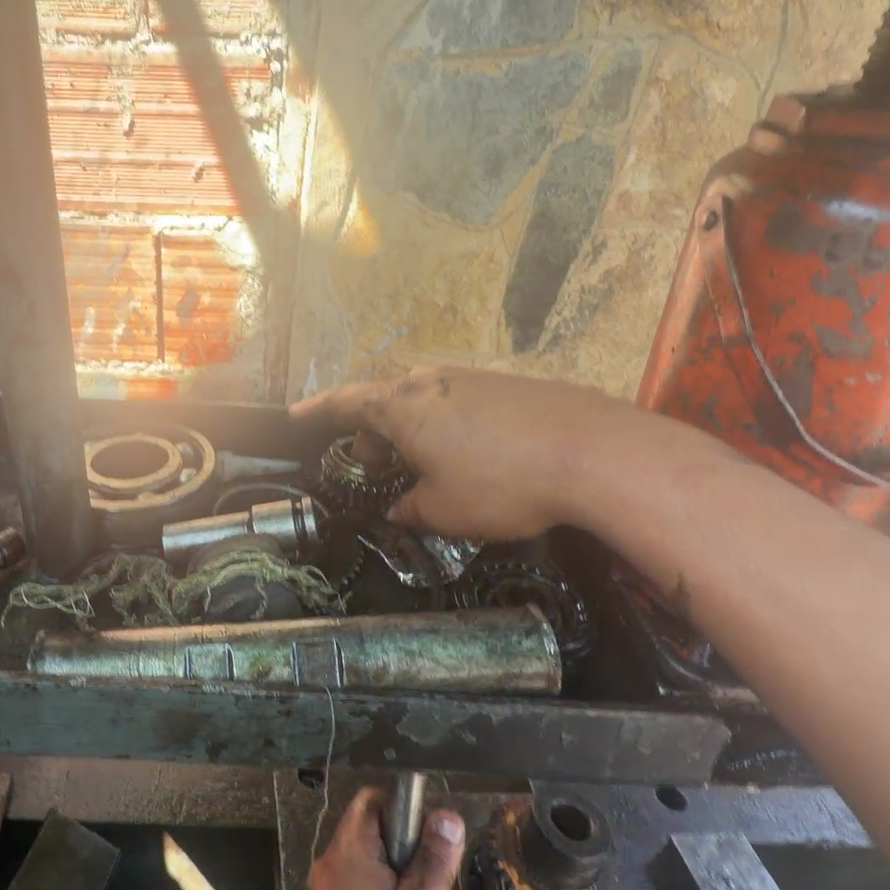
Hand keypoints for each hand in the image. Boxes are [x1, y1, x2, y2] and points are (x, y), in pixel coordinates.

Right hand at [291, 366, 633, 540]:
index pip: (347, 402)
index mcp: (404, 406)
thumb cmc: (502, 482)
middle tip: (374, 463)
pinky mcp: (513, 386)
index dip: (318, 410)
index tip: (295, 416)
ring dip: (414, 428)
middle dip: (374, 431)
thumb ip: (413, 510)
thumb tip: (399, 509)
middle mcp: (434, 381)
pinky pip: (462, 403)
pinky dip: (450, 426)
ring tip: (423, 462)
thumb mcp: (446, 511)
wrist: (595, 451)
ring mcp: (476, 378)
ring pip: (427, 400)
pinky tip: (474, 455)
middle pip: (388, 400)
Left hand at [306, 788, 464, 889]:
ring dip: (394, 874)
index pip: (372, 800)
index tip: (432, 838)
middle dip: (403, 847)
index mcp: (348, 851)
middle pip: (368, 829)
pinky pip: (355, 885)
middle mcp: (329, 861)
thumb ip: (433, 862)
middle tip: (430, 881)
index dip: (404, 809)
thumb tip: (447, 815)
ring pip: (364, 860)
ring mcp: (324, 889)